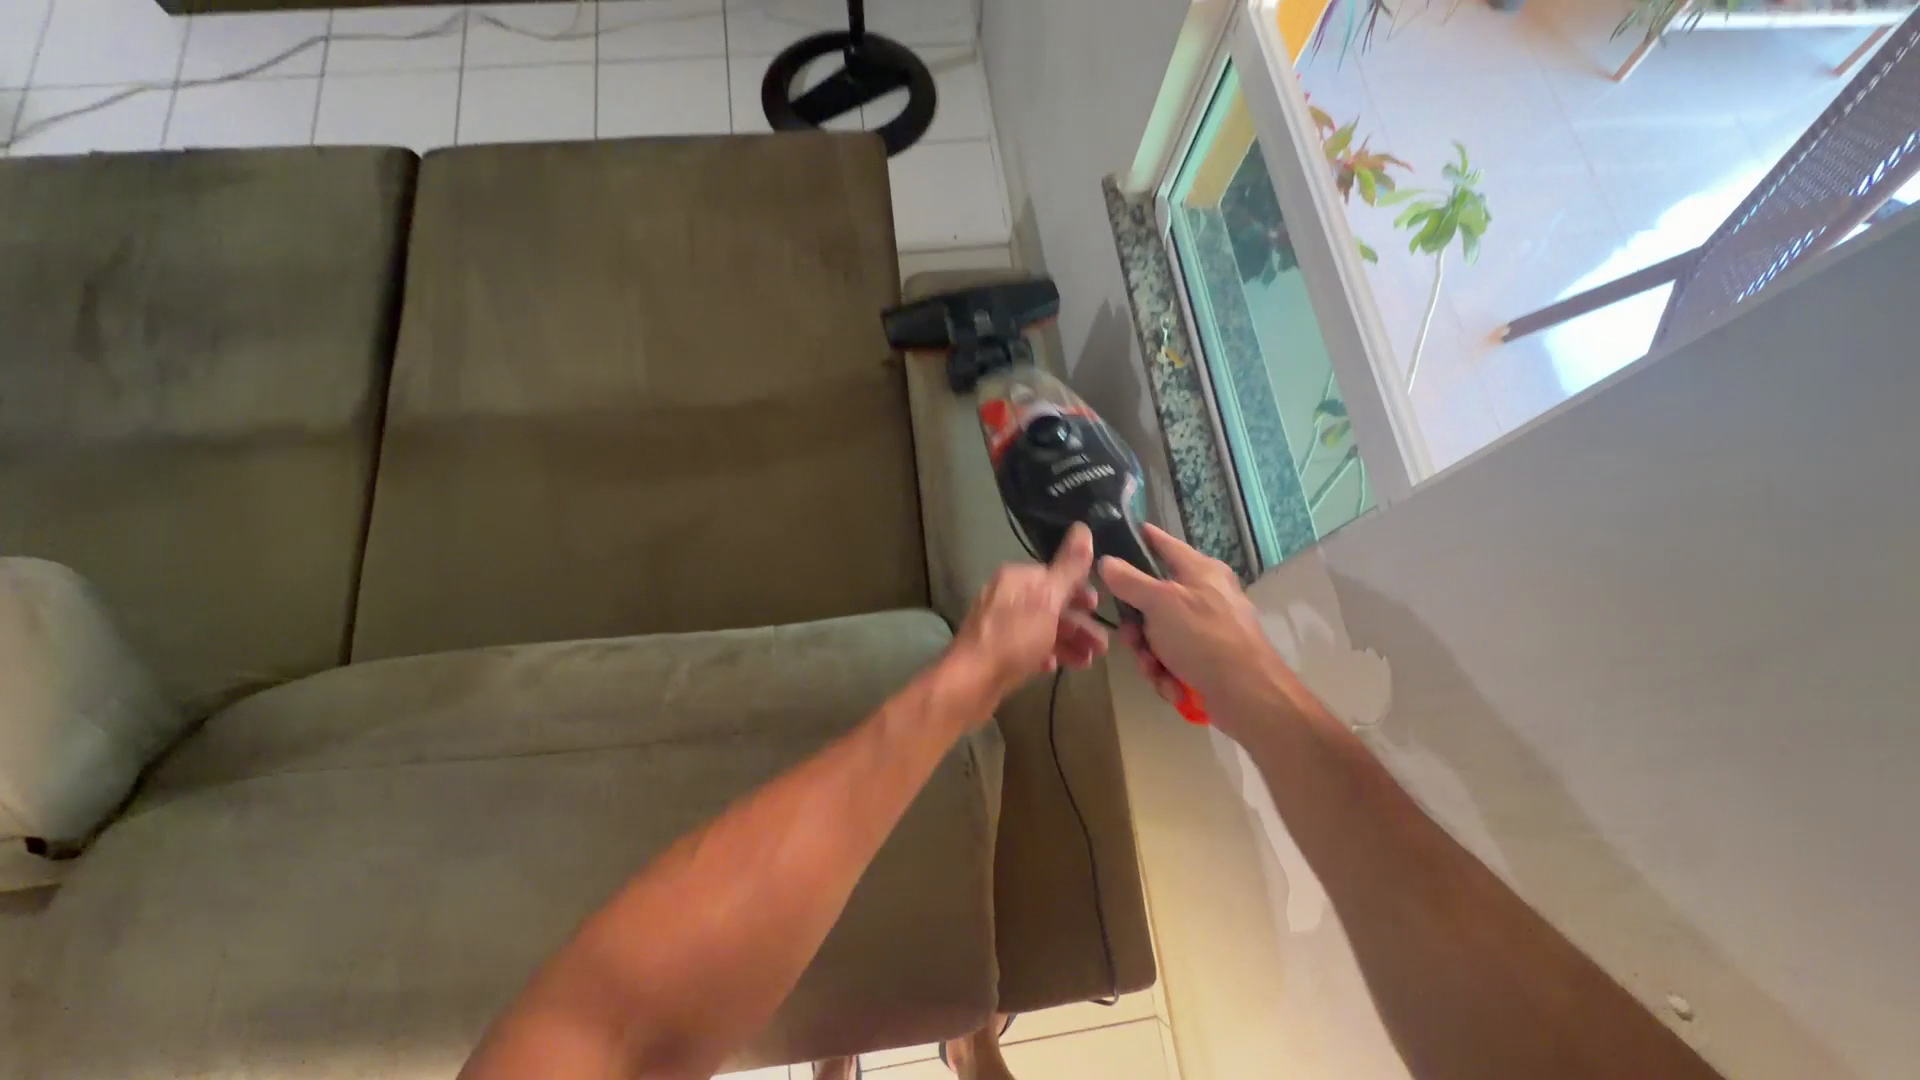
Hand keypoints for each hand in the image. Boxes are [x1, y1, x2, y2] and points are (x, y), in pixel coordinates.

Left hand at [950, 523, 1109, 704]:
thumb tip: (1083, 527)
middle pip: (1051, 604)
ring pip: (1042, 628)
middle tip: (1102, 646)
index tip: (1098, 609)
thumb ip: (1068, 567)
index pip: (1054, 575)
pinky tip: (1055, 667)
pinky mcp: (997, 651)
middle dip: (1079, 624)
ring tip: (1088, 662)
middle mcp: (1006, 596)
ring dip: (1068, 642)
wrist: (971, 681)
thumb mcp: (1047, 600)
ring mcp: (999, 625)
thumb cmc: (1014, 637)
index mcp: (1016, 578)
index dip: (1079, 592)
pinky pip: (1028, 647)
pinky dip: (1046, 654)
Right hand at [1098, 525, 1299, 730]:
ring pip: (1159, 636)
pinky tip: (1172, 686)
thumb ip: (1130, 581)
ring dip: (1150, 657)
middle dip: (1138, 628)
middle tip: (1132, 640)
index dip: (1143, 539)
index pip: (1165, 545)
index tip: (1120, 535)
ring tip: (1155, 670)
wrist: (1248, 694)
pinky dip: (1168, 674)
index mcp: (1200, 571)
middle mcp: (1204, 595)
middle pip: (1153, 601)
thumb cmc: (1204, 637)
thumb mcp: (1161, 603)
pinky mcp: (1207, 660)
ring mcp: (1206, 629)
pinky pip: (1173, 660)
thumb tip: (1107, 560)